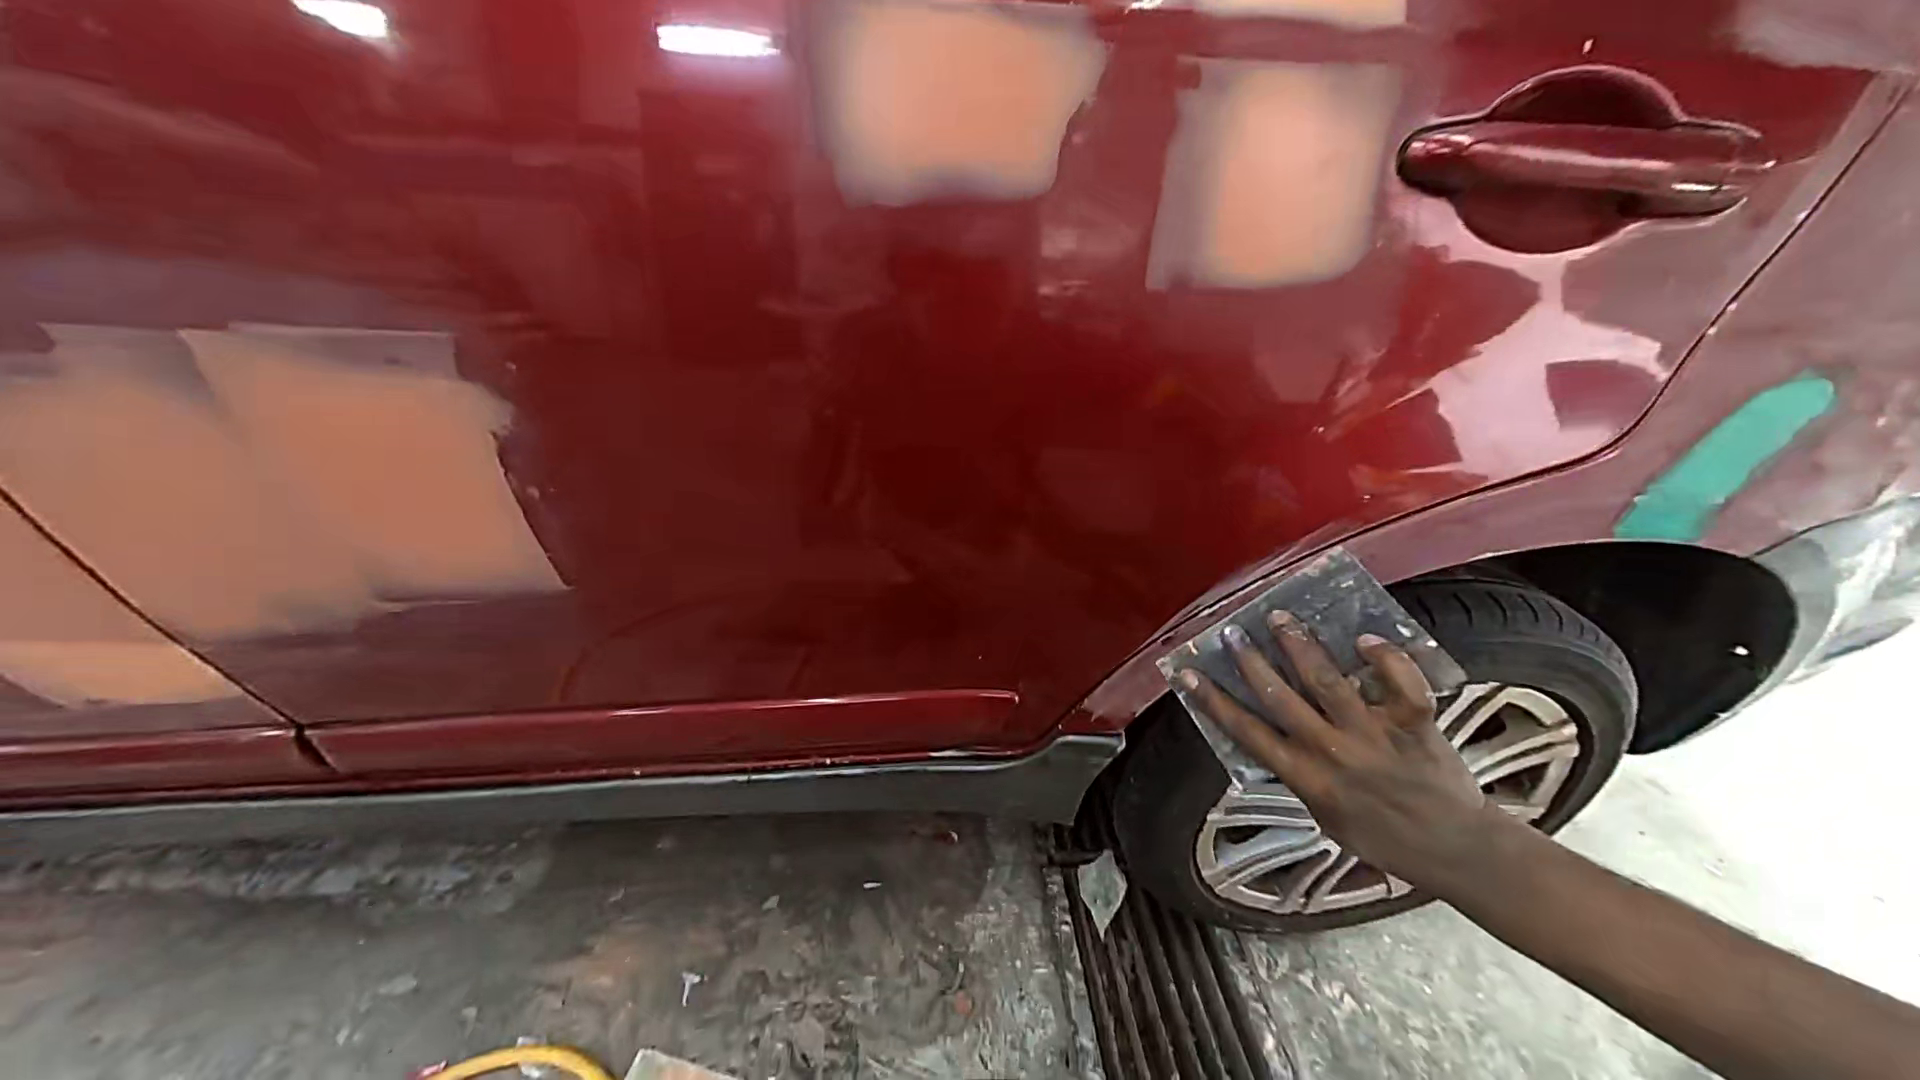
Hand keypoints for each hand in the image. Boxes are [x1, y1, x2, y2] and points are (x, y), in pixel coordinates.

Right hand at [1177, 611, 1502, 893]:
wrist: (1456, 849)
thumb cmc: (1384, 837)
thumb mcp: (1324, 817)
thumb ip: (1299, 779)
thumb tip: (1274, 744)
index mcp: (1306, 776)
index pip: (1247, 731)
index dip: (1213, 701)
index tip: (1188, 674)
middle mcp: (1332, 750)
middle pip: (1279, 697)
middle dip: (1250, 661)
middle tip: (1231, 632)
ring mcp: (1373, 734)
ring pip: (1328, 681)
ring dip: (1299, 646)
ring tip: (1279, 617)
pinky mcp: (1413, 723)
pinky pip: (1400, 684)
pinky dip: (1385, 658)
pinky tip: (1365, 638)